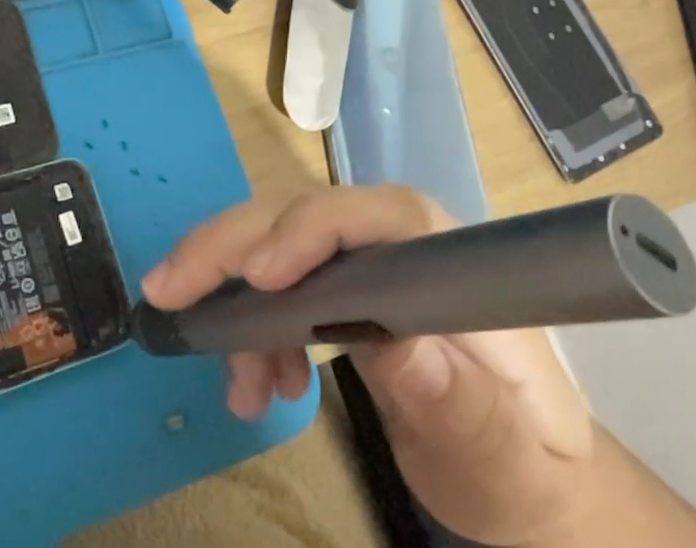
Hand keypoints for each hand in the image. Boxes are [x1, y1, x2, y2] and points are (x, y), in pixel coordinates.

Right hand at [140, 185, 594, 546]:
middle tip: (168, 291)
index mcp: (457, 273)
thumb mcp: (506, 456)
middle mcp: (403, 251)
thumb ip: (462, 406)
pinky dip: (245, 330)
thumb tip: (393, 345)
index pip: (383, 217)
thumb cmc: (527, 467)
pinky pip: (271, 289)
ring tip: (232, 379)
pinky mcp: (337, 295)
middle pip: (304, 218)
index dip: (311, 230)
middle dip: (231, 249)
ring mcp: (364, 269)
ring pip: (274, 246)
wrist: (521, 478)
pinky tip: (254, 382)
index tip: (257, 277)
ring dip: (227, 297)